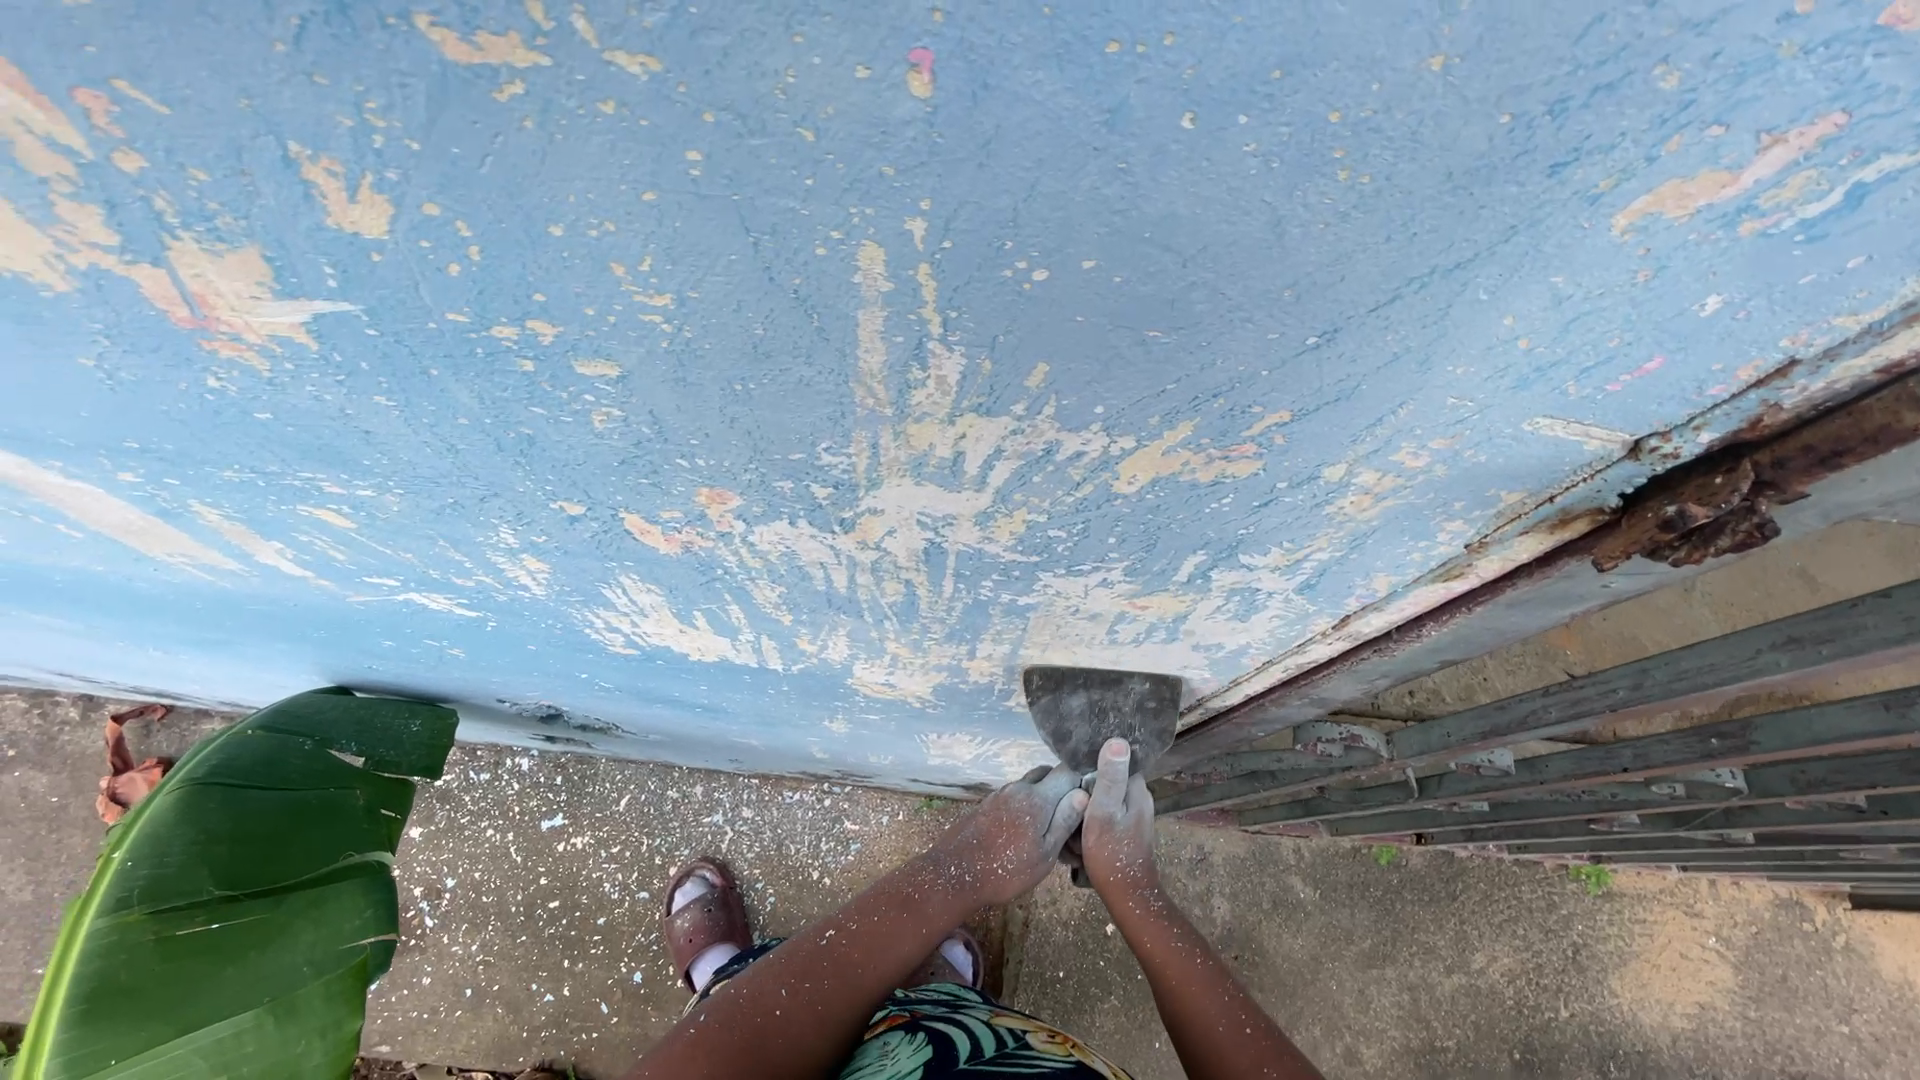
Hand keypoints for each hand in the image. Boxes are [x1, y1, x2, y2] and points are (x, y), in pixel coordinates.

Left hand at [929, 765, 1088, 905]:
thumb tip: (1083, 794)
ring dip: (1042, 797)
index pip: (1066, 771)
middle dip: (1061, 788)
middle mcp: (1018, 788)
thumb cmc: (1006, 870)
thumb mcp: (1045, 854)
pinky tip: (1025, 831)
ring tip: (1047, 828)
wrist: (955, 875)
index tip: (1089, 800)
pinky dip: (1025, 805)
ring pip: (1030, 785)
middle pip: (1047, 773)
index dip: (1080, 781)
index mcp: (1036, 797)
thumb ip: (1064, 821)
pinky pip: (1014, 796)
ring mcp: (1000, 794)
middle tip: (1069, 815)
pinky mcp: (987, 804)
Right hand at [1081, 738, 1159, 900]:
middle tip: (1070, 799)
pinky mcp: (1129, 829)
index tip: (1073, 772)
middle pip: (1109, 779)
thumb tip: (1118, 740)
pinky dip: (1093, 818)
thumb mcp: (1103, 810)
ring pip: (1106, 797)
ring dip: (1088, 805)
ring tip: (1072, 815)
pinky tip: (1080, 829)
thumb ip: (1109, 777)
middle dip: (1088, 786)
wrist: (1125, 894)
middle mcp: (1140, 798)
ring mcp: (1136, 814)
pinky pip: (1107, 813)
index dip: (1092, 763)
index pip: (1114, 760)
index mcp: (1137, 788)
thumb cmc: (1111, 852)